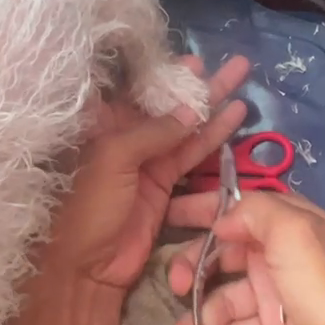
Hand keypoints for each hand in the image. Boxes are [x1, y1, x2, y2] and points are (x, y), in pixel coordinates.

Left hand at [39, 55, 250, 291]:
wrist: (84, 267)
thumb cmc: (85, 206)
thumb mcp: (114, 159)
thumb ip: (153, 131)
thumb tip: (191, 108)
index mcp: (99, 123)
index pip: (133, 87)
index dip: (162, 71)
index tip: (192, 57)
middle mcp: (122, 136)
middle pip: (164, 102)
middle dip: (196, 83)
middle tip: (229, 62)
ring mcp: (145, 160)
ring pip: (183, 124)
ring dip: (212, 103)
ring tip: (241, 75)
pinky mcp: (163, 184)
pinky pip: (192, 152)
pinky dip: (213, 134)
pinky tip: (235, 114)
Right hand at [164, 191, 324, 324]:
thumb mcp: (295, 235)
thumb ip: (255, 213)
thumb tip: (221, 221)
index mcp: (289, 225)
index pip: (237, 208)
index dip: (201, 209)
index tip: (165, 217)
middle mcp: (282, 256)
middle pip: (224, 255)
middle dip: (194, 270)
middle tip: (176, 289)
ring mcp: (280, 297)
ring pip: (226, 302)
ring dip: (200, 321)